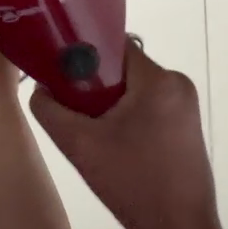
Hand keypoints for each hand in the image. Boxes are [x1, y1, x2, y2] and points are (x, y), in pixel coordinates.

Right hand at [30, 43, 221, 228]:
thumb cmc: (133, 185)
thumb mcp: (79, 145)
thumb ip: (48, 109)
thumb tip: (40, 88)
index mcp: (159, 80)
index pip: (110, 44)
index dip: (82, 53)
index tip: (62, 71)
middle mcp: (178, 85)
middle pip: (120, 65)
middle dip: (93, 81)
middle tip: (72, 103)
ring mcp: (186, 106)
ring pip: (132, 85)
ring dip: (109, 100)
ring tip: (90, 125)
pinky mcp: (187, 126)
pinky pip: (146, 103)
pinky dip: (126, 113)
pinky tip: (112, 138)